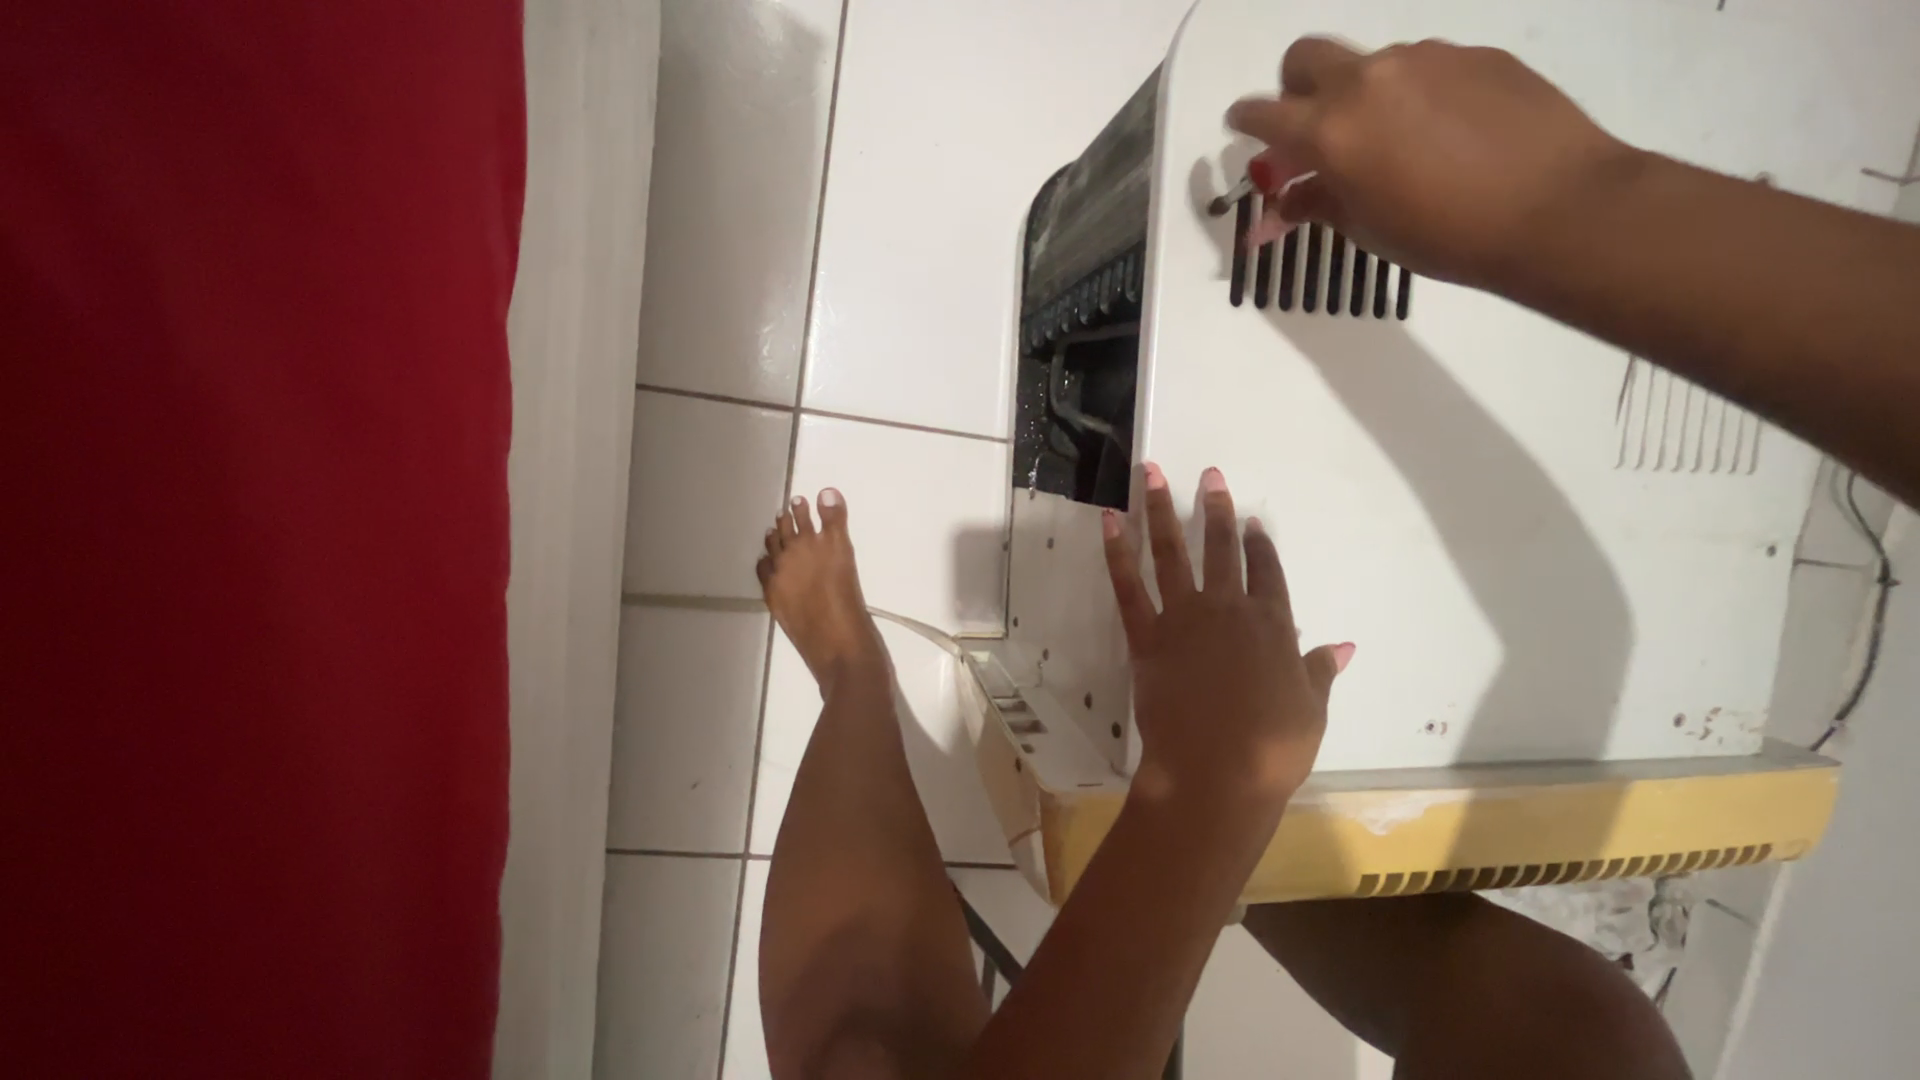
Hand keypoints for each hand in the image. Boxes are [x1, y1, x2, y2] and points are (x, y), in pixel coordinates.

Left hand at [1103, 464, 1353, 816]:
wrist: (1217, 772)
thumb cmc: (1272, 748)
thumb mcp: (1310, 709)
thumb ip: (1321, 671)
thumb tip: (1346, 646)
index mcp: (1273, 625)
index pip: (1268, 572)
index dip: (1260, 545)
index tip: (1252, 520)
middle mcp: (1228, 609)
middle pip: (1221, 550)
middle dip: (1215, 510)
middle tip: (1209, 475)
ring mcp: (1184, 619)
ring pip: (1172, 553)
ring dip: (1161, 510)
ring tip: (1151, 473)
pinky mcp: (1146, 636)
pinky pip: (1128, 586)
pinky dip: (1117, 552)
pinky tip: (1110, 521)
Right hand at [1226, 37, 1641, 288]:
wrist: (1551, 207)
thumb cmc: (1440, 234)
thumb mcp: (1363, 228)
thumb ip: (1314, 204)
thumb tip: (1279, 205)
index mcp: (1330, 129)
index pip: (1264, 112)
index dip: (1245, 120)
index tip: (1242, 128)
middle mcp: (1369, 80)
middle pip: (1305, 56)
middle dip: (1294, 86)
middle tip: (1308, 126)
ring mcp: (1426, 58)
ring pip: (1369, 63)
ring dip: (1360, 95)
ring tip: (1390, 144)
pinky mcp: (1474, 55)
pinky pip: (1423, 67)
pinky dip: (1413, 96)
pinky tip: (1442, 136)